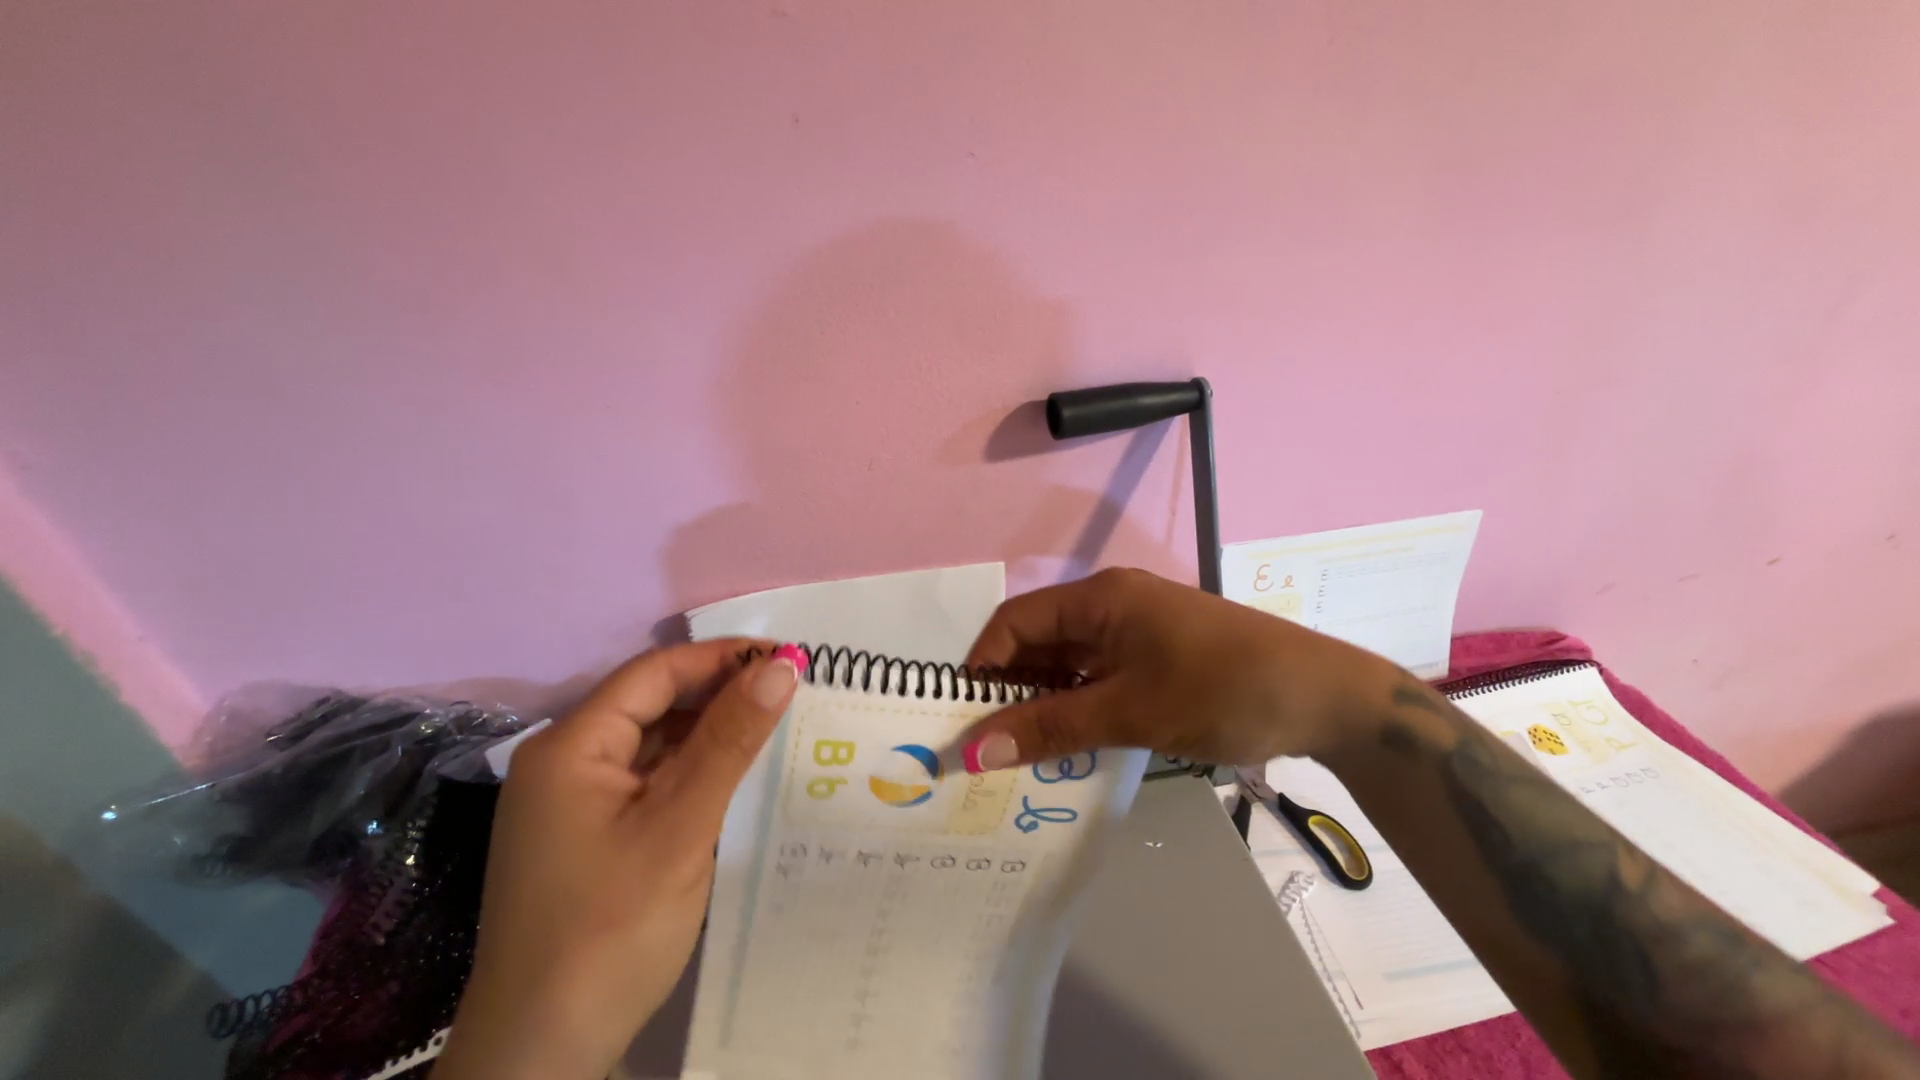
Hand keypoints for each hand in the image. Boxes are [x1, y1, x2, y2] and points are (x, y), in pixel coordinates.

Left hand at [434, 640, 805, 1079]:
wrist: (543, 1051)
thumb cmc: (612, 929)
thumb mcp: (681, 827)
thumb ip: (729, 741)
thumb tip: (781, 666)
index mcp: (571, 747)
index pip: (654, 674)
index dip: (722, 658)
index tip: (790, 657)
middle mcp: (563, 763)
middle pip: (651, 705)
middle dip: (720, 693)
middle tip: (795, 693)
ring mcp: (572, 804)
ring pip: (652, 744)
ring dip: (710, 733)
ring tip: (779, 727)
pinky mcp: (588, 837)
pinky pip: (647, 782)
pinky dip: (691, 772)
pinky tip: (736, 777)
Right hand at [959, 568, 1394, 771]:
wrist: (1327, 699)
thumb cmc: (1221, 690)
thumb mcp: (1131, 713)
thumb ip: (1051, 729)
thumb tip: (974, 751)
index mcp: (1101, 598)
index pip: (1015, 621)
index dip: (982, 665)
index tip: (962, 718)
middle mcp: (1114, 605)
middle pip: (1040, 641)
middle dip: (1010, 690)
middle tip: (985, 746)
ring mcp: (1140, 632)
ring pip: (1071, 663)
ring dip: (1046, 703)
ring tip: (1020, 754)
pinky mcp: (1161, 658)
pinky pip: (1102, 678)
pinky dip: (1081, 707)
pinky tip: (1070, 745)